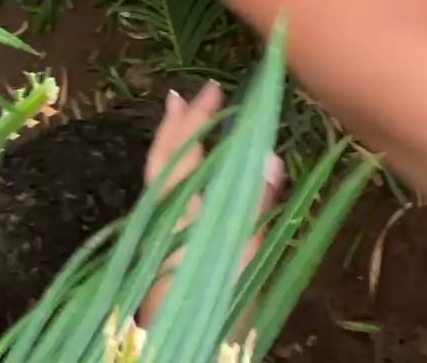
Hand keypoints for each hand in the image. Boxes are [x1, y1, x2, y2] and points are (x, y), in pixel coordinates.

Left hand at [139, 81, 283, 324]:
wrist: (176, 352)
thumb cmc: (217, 308)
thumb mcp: (246, 260)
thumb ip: (256, 209)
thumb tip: (269, 158)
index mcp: (181, 214)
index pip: (185, 154)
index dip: (197, 120)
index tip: (213, 90)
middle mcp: (162, 216)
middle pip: (165, 159)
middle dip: (179, 123)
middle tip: (194, 93)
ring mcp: (157, 230)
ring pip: (161, 174)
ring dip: (175, 142)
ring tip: (186, 115)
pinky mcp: (160, 246)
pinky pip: (165, 192)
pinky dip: (176, 168)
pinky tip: (188, 165)